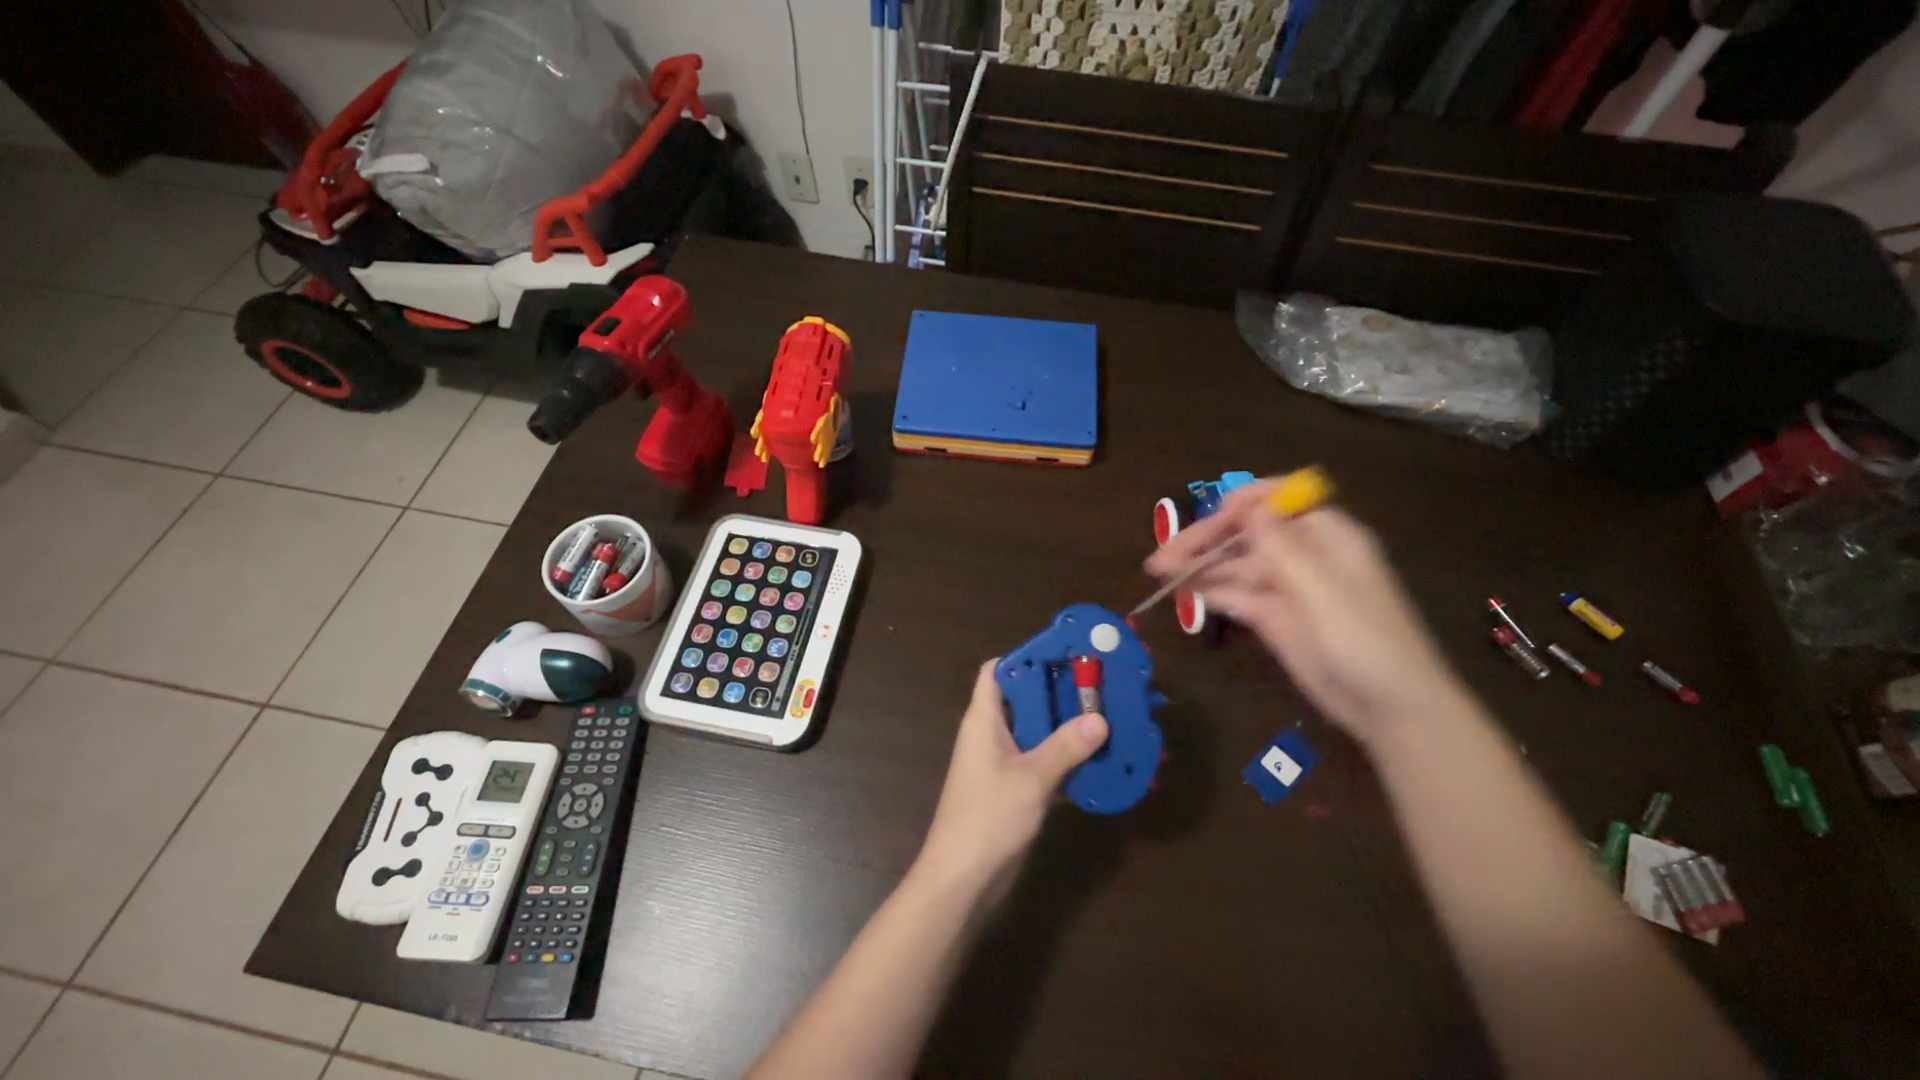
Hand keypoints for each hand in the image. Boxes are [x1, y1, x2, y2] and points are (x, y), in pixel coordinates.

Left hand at [914, 661, 1108, 896]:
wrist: (962, 877)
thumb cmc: (988, 817)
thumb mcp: (1031, 778)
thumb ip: (1066, 747)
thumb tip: (1100, 719)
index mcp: (984, 720)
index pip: (997, 671)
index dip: (1026, 657)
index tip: (1066, 651)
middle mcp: (992, 735)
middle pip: (1027, 700)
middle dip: (1062, 693)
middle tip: (1103, 685)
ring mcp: (1004, 763)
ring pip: (1040, 733)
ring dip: (1071, 728)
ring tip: (1113, 718)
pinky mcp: (1016, 790)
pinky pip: (1046, 763)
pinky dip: (1070, 760)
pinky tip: (1104, 760)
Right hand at [1145, 484, 1468, 744]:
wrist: (1391, 707)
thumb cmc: (1367, 642)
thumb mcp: (1324, 591)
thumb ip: (1283, 548)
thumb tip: (1248, 507)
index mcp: (1324, 535)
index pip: (1275, 500)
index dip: (1238, 504)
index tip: (1207, 522)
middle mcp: (1302, 554)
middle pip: (1245, 533)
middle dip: (1204, 539)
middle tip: (1162, 558)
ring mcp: (1286, 587)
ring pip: (1235, 565)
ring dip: (1199, 566)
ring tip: (1158, 574)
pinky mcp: (1274, 618)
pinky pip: (1237, 596)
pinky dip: (1211, 593)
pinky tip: (1183, 595)